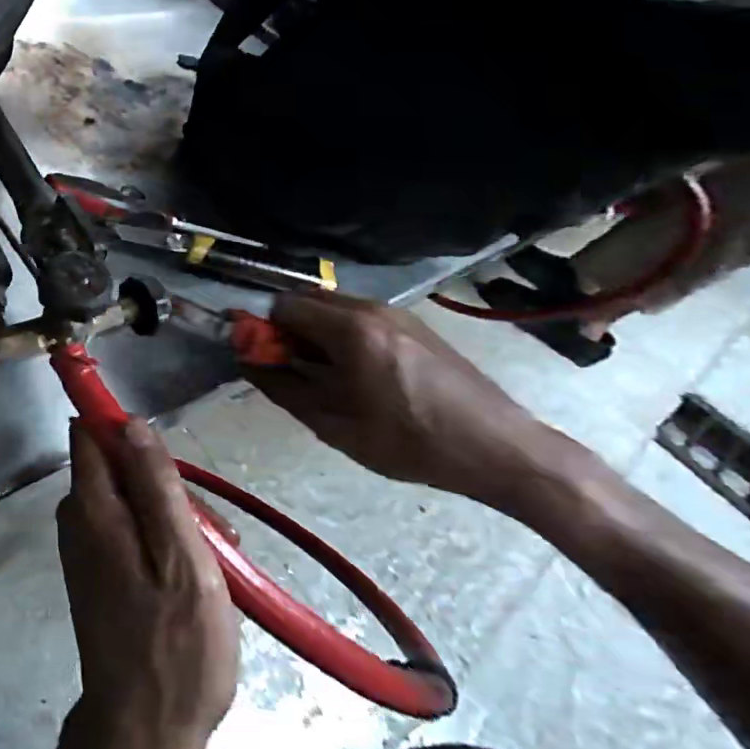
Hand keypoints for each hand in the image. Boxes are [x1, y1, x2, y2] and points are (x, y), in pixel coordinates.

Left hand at [57, 419, 238, 748]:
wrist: (143, 727)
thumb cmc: (174, 644)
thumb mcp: (183, 557)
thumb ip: (156, 485)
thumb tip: (130, 422)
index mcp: (92, 507)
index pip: (91, 433)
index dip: (125, 426)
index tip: (169, 455)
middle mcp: (78, 518)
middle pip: (121, 469)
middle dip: (168, 487)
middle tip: (214, 534)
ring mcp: (86, 547)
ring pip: (134, 503)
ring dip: (176, 521)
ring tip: (214, 569)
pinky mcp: (100, 572)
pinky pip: (132, 534)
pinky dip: (165, 545)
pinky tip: (195, 582)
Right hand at [243, 291, 580, 517]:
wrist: (502, 449)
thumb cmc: (411, 443)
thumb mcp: (335, 426)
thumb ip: (284, 389)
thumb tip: (248, 364)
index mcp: (350, 331)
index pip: (282, 305)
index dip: (261, 328)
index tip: (258, 356)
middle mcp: (372, 309)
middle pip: (306, 298)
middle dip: (285, 326)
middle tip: (285, 366)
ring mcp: (398, 314)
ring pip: (333, 306)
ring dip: (313, 330)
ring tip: (319, 373)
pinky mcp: (415, 325)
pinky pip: (359, 316)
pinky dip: (340, 333)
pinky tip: (352, 371)